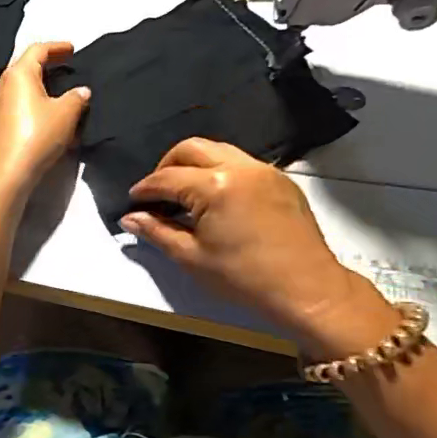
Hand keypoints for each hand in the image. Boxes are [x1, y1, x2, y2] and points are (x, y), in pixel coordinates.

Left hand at [0, 42, 90, 201]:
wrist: (8, 173)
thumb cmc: (37, 136)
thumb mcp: (66, 114)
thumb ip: (77, 97)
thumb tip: (81, 91)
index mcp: (18, 74)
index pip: (38, 50)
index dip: (57, 47)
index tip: (72, 49)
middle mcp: (3, 84)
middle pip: (25, 65)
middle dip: (47, 63)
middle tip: (66, 65)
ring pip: (21, 85)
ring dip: (40, 83)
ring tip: (60, 88)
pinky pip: (18, 102)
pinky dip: (33, 99)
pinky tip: (47, 110)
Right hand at [119, 138, 395, 354]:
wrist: (306, 289)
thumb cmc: (244, 278)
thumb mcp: (192, 258)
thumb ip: (157, 232)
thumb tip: (130, 218)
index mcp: (214, 186)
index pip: (167, 178)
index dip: (145, 189)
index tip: (133, 201)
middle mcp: (239, 167)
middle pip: (191, 148)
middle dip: (167, 165)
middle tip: (157, 192)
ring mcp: (263, 170)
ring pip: (218, 150)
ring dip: (195, 164)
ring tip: (184, 192)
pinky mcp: (281, 180)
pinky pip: (242, 162)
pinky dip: (221, 170)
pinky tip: (216, 197)